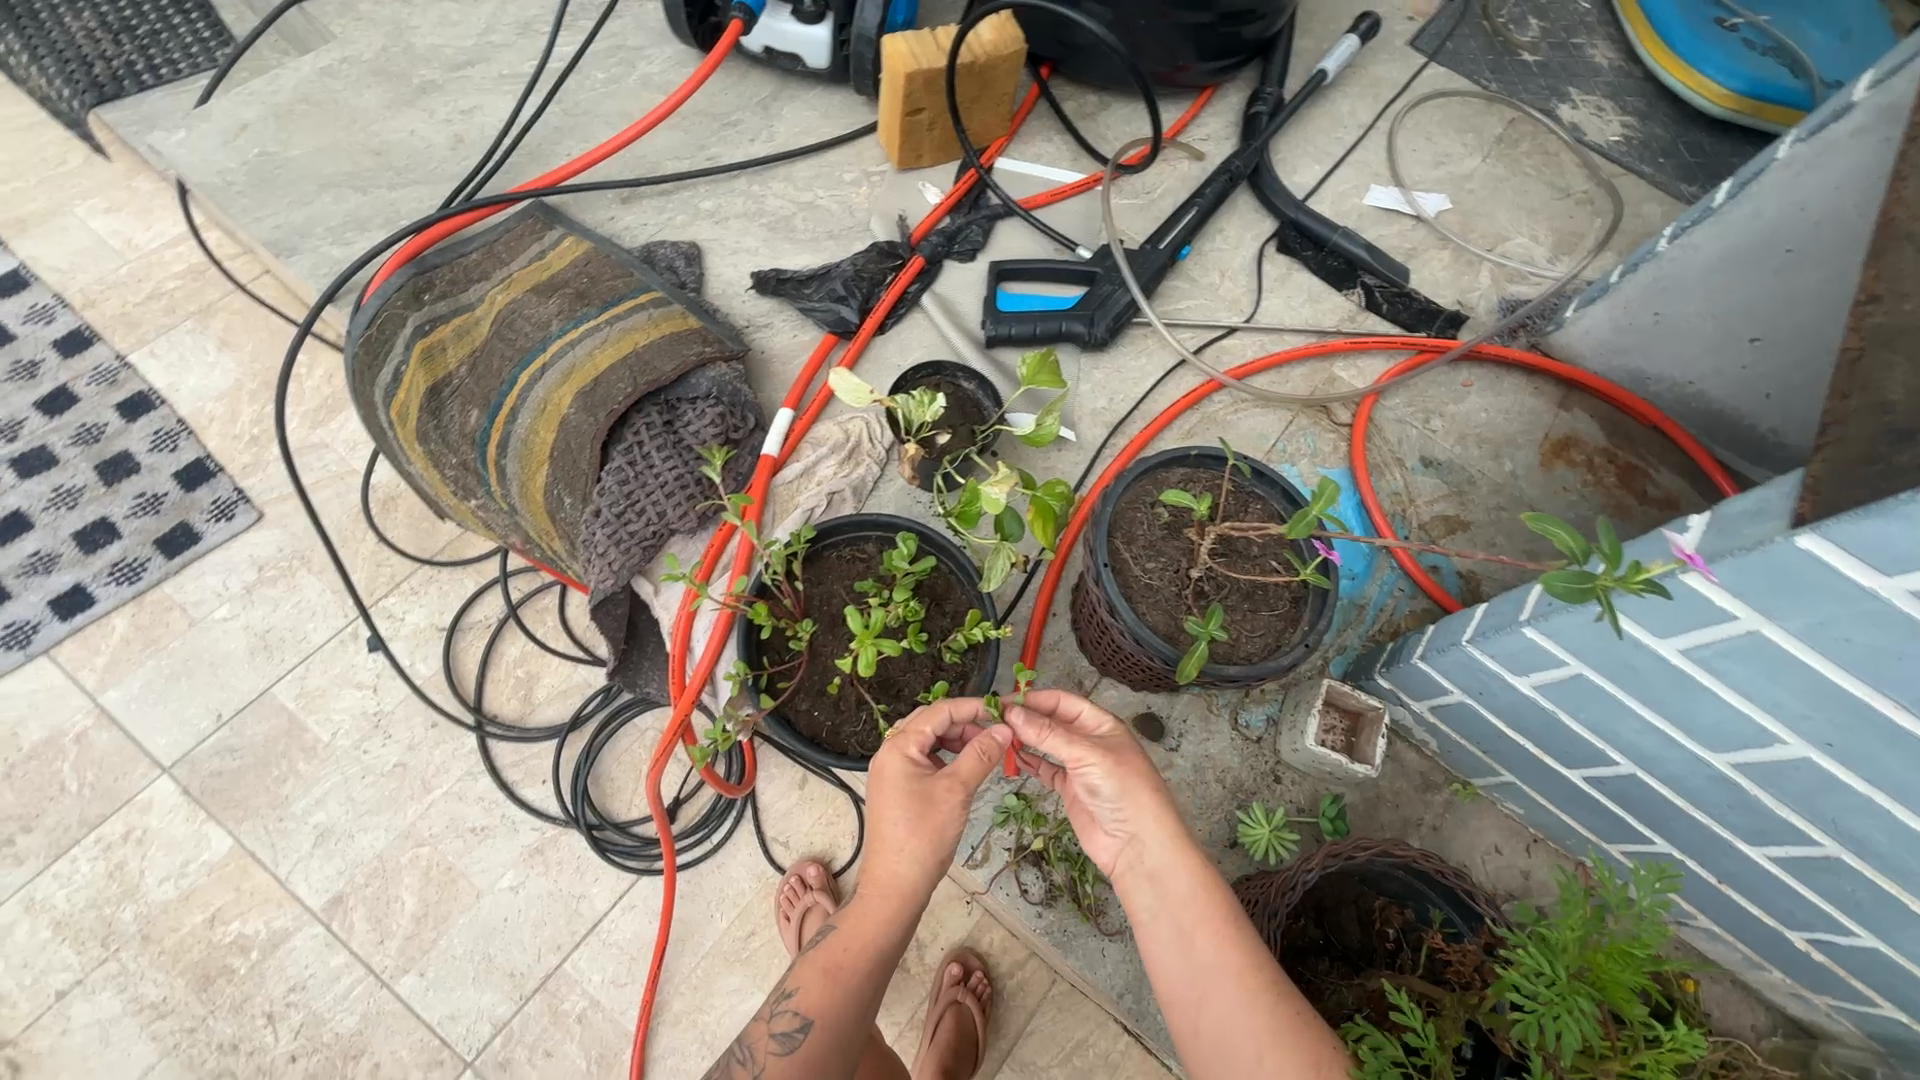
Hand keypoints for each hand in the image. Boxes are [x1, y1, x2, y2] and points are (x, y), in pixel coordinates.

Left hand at [860, 698, 1012, 905]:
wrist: (895, 885)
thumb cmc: (923, 836)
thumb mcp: (957, 790)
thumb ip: (981, 754)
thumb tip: (1004, 729)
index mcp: (899, 746)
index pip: (939, 711)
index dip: (972, 708)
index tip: (1002, 712)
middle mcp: (890, 752)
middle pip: (931, 722)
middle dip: (965, 723)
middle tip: (995, 734)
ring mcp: (891, 771)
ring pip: (928, 741)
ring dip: (956, 740)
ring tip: (984, 750)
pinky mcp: (896, 788)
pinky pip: (923, 759)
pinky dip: (946, 757)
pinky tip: (965, 767)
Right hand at [1004, 689, 1188, 883]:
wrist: (1137, 844)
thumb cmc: (1122, 789)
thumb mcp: (1086, 754)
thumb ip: (1048, 734)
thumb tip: (1013, 713)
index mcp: (1100, 723)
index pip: (1062, 702)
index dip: (1035, 700)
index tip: (1005, 703)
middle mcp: (1089, 740)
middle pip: (1053, 721)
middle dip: (1027, 718)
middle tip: (995, 719)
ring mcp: (1079, 765)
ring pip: (1047, 745)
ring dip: (1026, 739)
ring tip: (999, 736)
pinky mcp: (1071, 788)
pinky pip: (1046, 769)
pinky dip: (1030, 763)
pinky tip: (1013, 758)